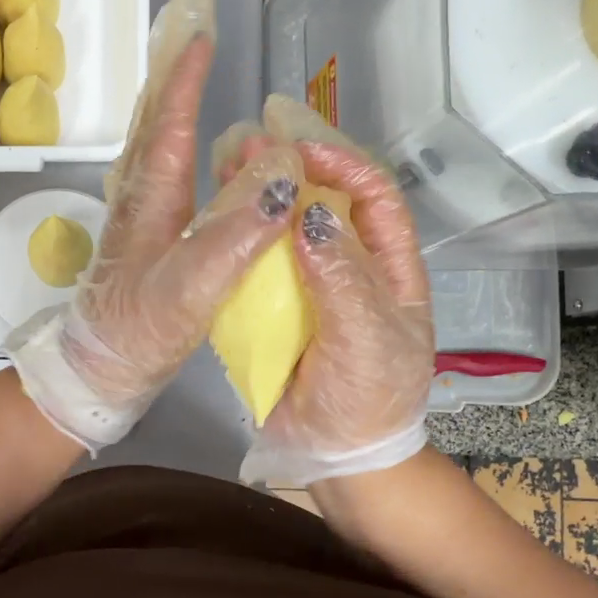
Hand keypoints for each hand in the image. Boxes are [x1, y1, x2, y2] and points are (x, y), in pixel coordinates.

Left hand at [6, 0, 300, 451]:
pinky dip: (170, 147)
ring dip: (167, 107)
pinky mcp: (139, 245)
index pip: (168, 126)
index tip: (203, 32)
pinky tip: (183, 155)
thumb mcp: (189, 288)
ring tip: (185, 74)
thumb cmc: (138, 334)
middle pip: (151, 127)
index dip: (186, 79)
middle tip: (187, 30)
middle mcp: (137, 203)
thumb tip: (281, 172)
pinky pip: (157, 177)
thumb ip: (234, 234)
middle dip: (170, 77)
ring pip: (150, 150)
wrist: (95, 376)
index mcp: (148, 203)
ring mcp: (135, 224)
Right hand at [238, 96, 435, 484]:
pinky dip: (236, 242)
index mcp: (388, 265)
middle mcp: (348, 266)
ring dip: (258, 199)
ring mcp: (308, 287)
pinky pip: (255, 267)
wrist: (335, 454)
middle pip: (322, 202)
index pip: (371, 196)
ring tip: (221, 167)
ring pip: (284, 231)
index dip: (338, 163)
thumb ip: (342, 278)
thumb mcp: (367, 337)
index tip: (296, 145)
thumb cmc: (367, 396)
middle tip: (246, 143)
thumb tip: (309, 215)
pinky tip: (210, 224)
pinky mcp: (273, 310)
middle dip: (290, 169)